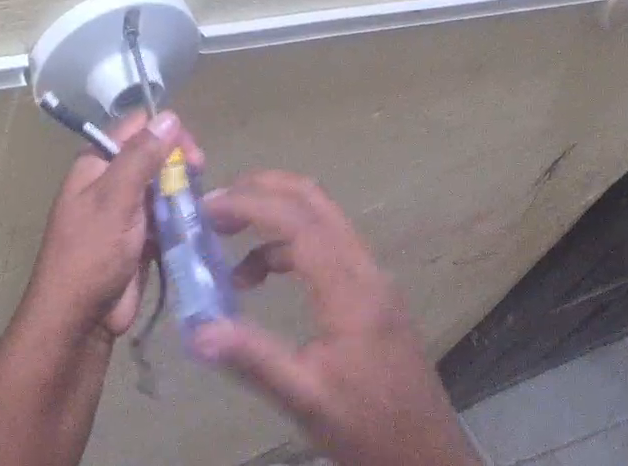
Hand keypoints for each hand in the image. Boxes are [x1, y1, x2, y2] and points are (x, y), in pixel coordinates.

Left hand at [21, 110, 201, 339]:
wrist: (78, 318)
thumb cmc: (91, 252)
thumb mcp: (115, 198)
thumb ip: (141, 157)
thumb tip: (167, 116)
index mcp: (96, 163)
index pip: (136, 128)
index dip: (166, 133)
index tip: (194, 155)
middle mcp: (109, 182)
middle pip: (152, 158)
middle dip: (178, 167)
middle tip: (200, 184)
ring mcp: (124, 212)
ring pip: (162, 190)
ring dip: (182, 197)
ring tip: (201, 212)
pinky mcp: (138, 240)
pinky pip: (165, 221)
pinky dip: (180, 223)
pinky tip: (197, 230)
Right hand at [191, 171, 478, 465]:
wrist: (430, 461)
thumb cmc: (369, 429)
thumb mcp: (305, 400)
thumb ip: (252, 359)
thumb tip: (197, 329)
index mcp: (351, 291)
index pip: (298, 221)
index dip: (249, 204)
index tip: (206, 209)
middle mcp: (365, 270)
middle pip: (313, 200)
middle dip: (259, 189)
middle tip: (214, 205)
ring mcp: (371, 278)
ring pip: (319, 217)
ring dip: (270, 215)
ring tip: (224, 239)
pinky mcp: (370, 292)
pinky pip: (323, 243)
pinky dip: (283, 243)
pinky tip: (255, 277)